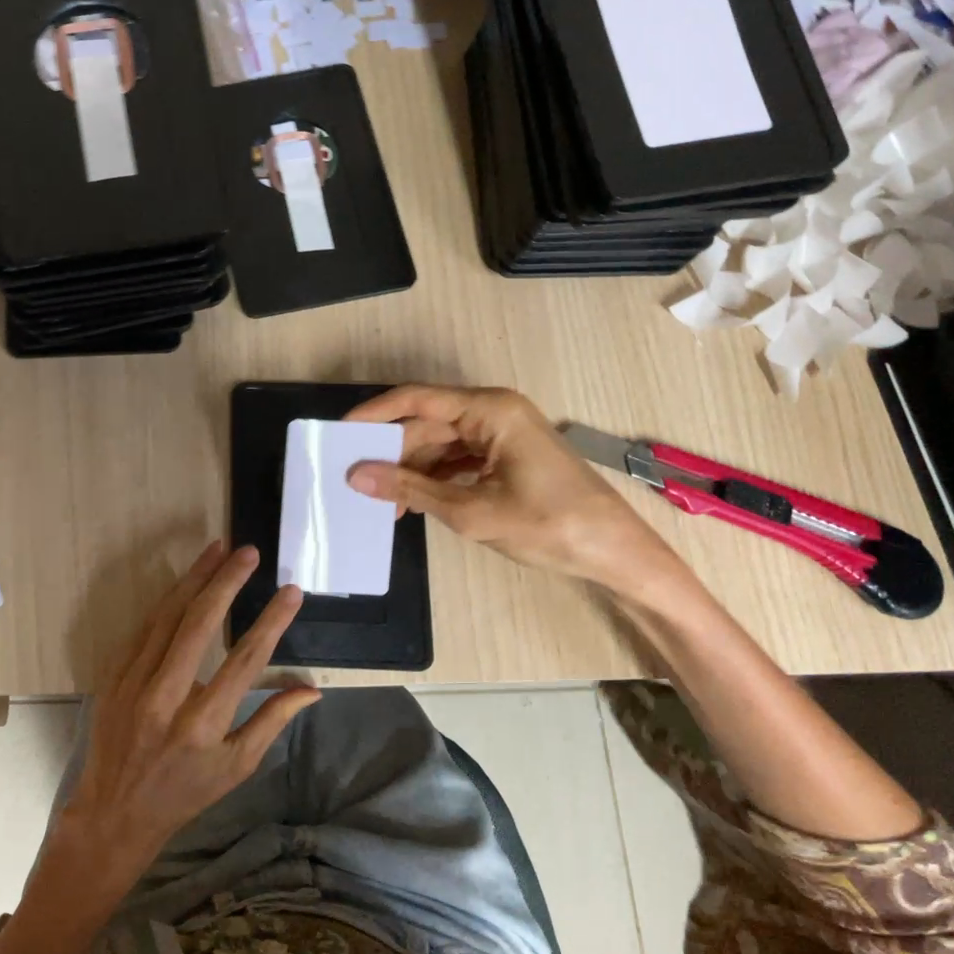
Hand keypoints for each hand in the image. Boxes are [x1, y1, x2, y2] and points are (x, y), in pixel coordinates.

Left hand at [59, 542, 320, 870]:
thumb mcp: (237, 768)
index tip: (290, 592)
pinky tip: (185, 582)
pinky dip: (166, 602)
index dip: (271, 622)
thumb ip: (272, 723)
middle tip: (248, 552)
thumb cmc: (185, 792)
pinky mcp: (113, 675)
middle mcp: (165, 697)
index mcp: (203, 724)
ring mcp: (133, 682)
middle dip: (226, 582)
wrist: (115, 809)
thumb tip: (311, 688)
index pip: (245, 660)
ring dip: (193, 579)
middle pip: (199, 623)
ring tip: (218, 550)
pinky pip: (143, 628)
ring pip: (166, 616)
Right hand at [343, 384, 681, 594]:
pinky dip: (431, 479)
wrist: (615, 553)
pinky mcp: (506, 456)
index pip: (416, 400)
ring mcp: (501, 435)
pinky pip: (456, 459)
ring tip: (378, 500)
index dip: (373, 414)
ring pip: (437, 444)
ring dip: (409, 471)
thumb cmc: (549, 525)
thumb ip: (409, 488)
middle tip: (352, 478)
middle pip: (425, 424)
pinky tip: (409, 503)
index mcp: (490, 411)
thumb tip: (355, 475)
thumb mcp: (470, 509)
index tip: (338, 433)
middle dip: (390, 451)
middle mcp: (494, 412)